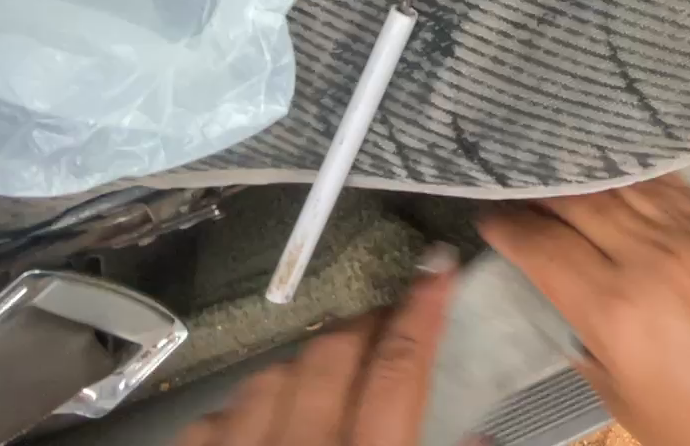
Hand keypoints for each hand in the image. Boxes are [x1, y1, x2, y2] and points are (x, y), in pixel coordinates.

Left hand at [176, 260, 455, 445]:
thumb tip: (480, 433)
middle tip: (387, 305)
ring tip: (323, 365)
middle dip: (365, 319)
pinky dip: (238, 411)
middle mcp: (300, 445)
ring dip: (303, 364)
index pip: (399, 368)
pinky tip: (254, 418)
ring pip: (271, 377)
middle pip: (334, 355)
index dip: (423, 309)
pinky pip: (209, 421)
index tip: (440, 261)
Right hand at [480, 176, 689, 445]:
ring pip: (622, 183)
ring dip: (585, 172)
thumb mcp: (617, 392)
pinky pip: (668, 184)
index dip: (508, 225)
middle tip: (515, 183)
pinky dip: (637, 171)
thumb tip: (561, 295)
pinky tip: (619, 164)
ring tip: (558, 163)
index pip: (544, 246)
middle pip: (579, 201)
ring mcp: (686, 234)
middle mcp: (647, 255)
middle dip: (540, 190)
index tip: (489, 215)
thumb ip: (582, 335)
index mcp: (613, 305)